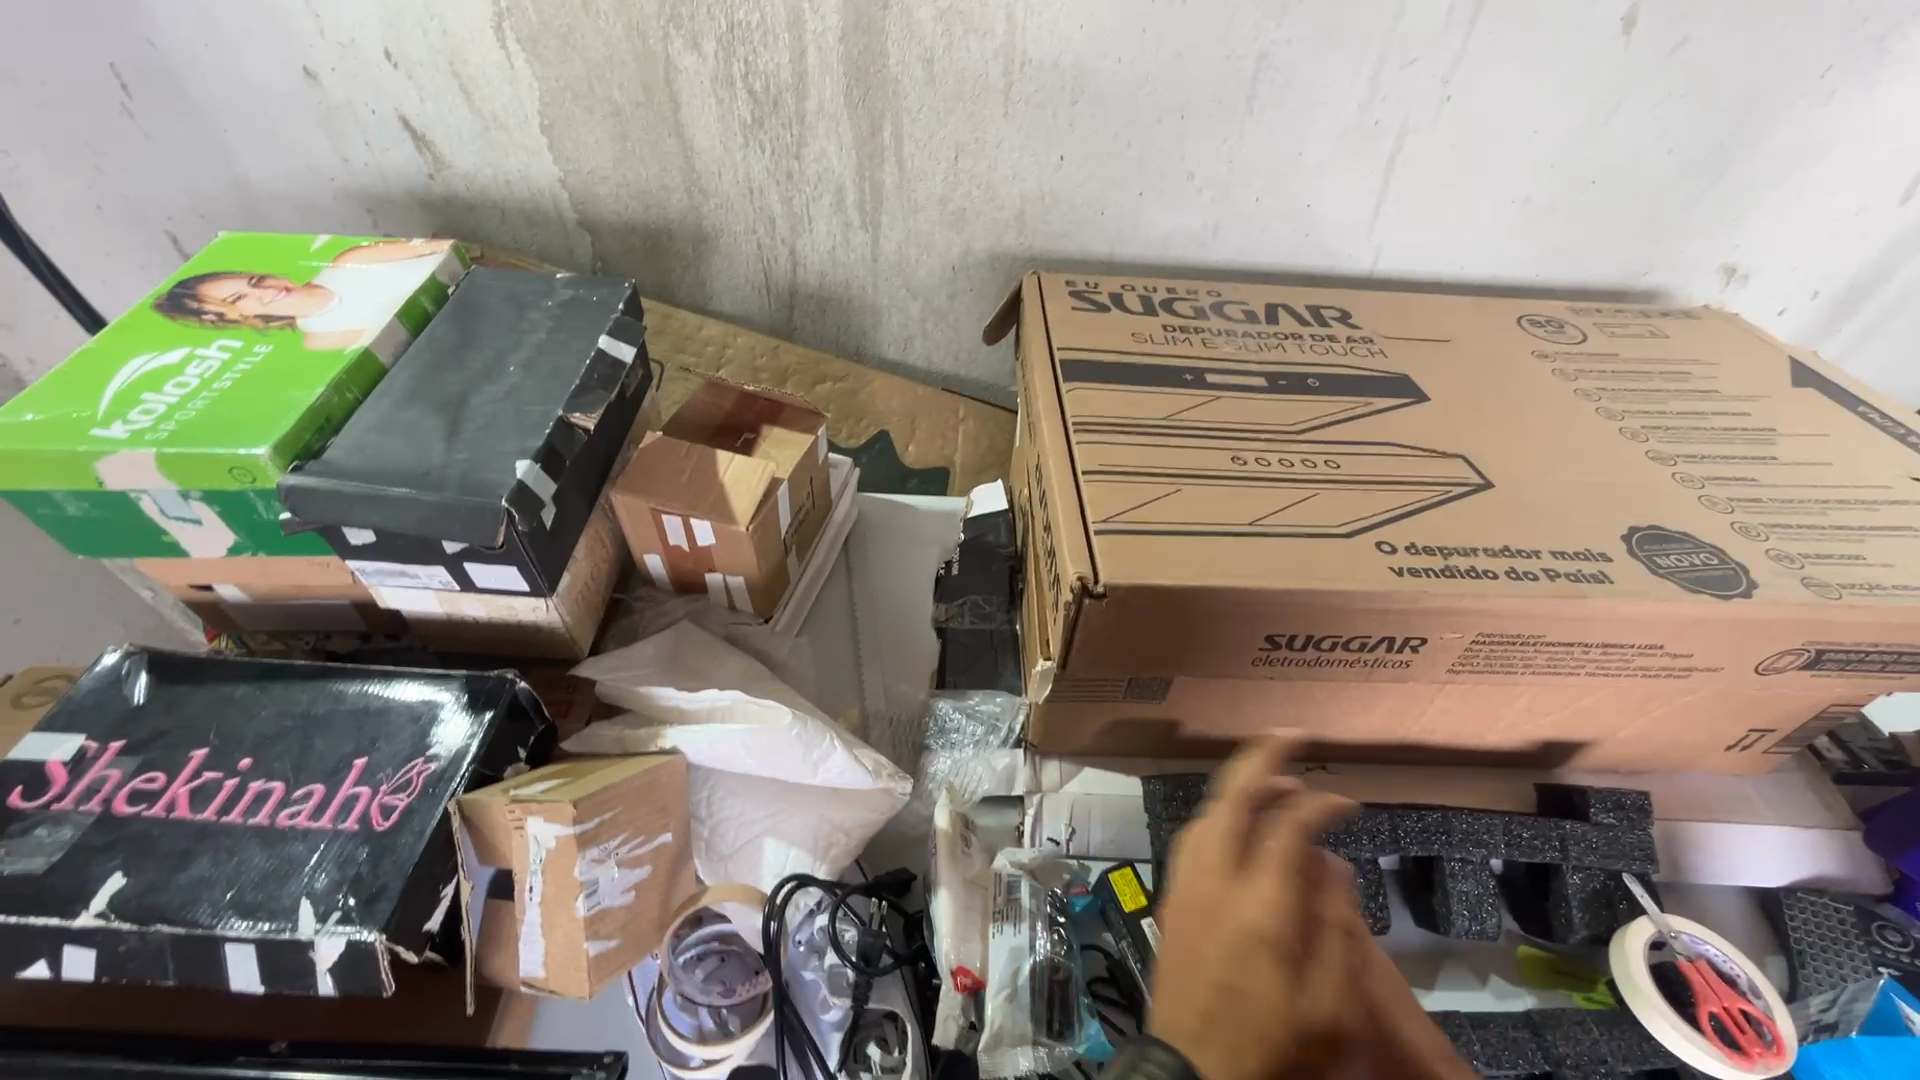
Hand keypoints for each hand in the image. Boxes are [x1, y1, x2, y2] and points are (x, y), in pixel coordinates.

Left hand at [1147, 738, 1364, 1079]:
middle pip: (1231, 800)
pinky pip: (1190, 840)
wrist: (1192, 1078)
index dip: (1319, 805)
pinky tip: (1234, 825)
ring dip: (1236, 788)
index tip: (1347, 800)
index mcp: (1260, 908)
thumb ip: (1336, 931)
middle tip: (1291, 735)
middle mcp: (1213, 883)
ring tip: (1272, 780)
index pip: (1288, 828)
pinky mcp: (1169, 903)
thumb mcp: (1331, 1012)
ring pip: (1204, 815)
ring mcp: (1184, 889)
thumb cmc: (1274, 1052)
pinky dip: (1216, 816)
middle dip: (1262, 759)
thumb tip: (1333, 863)